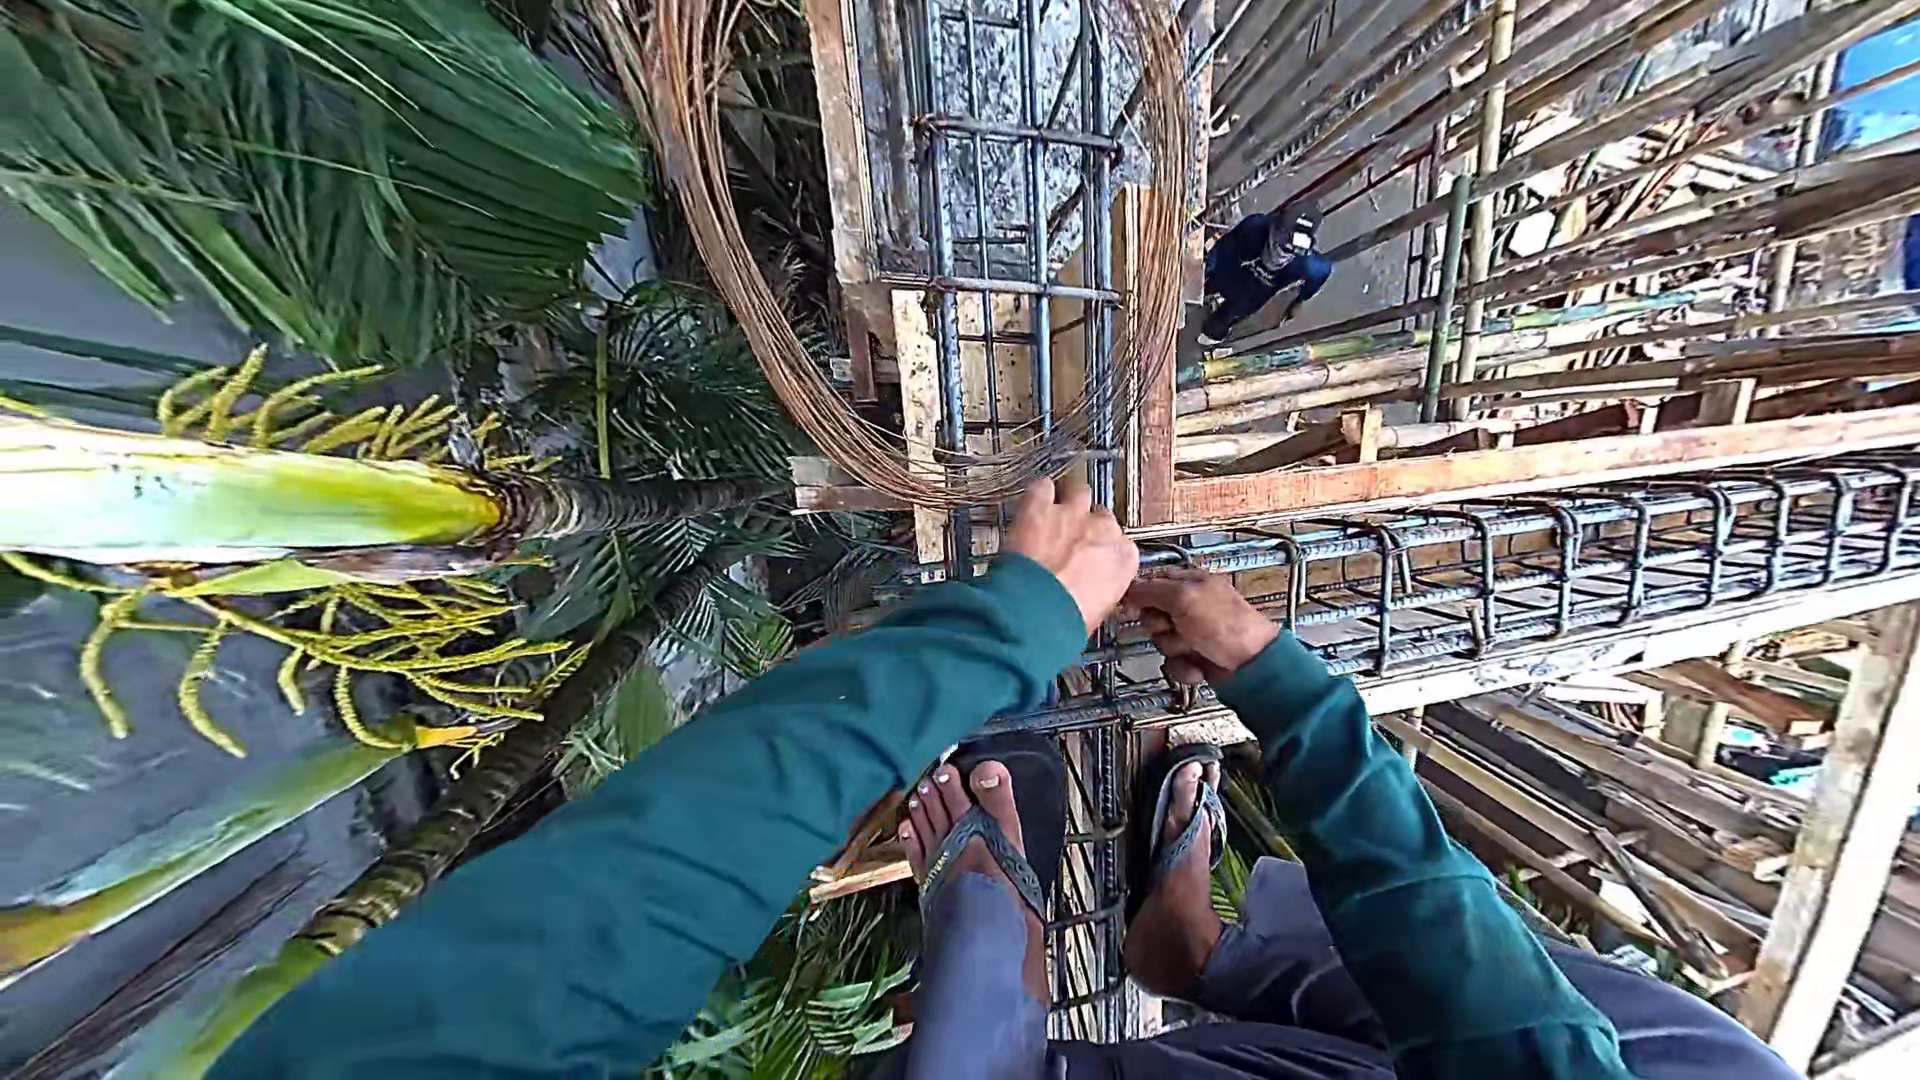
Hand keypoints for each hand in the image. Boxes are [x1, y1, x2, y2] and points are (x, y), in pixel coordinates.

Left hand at [1003, 475, 1138, 634]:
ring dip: (1070, 503)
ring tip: (1058, 513)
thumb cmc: (1066, 619)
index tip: (1094, 557)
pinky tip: (1037, 495)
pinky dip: (1040, 491)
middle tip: (1073, 540)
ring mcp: (1070, 515)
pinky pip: (1043, 488)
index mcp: (1122, 558)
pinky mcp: (1039, 509)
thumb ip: (1099, 591)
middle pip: (1102, 517)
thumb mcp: (1097, 612)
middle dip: (1089, 526)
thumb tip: (1089, 596)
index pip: (1121, 545)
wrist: (1035, 611)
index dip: (1104, 550)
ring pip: (1079, 494)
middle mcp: (1101, 530)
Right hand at [1123, 569, 1277, 685]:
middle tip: (1173, 626)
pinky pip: (1170, 662)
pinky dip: (1182, 666)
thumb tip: (1128, 588)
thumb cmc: (1226, 626)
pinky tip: (1196, 664)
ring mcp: (1192, 632)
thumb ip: (1151, 590)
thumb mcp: (1183, 597)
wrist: (1251, 667)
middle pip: (1152, 614)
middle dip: (1159, 626)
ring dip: (1173, 647)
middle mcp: (1191, 606)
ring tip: (1193, 647)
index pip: (1153, 582)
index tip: (1134, 605)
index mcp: (1191, 583)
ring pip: (1159, 640)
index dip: (1141, 595)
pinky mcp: (1194, 656)